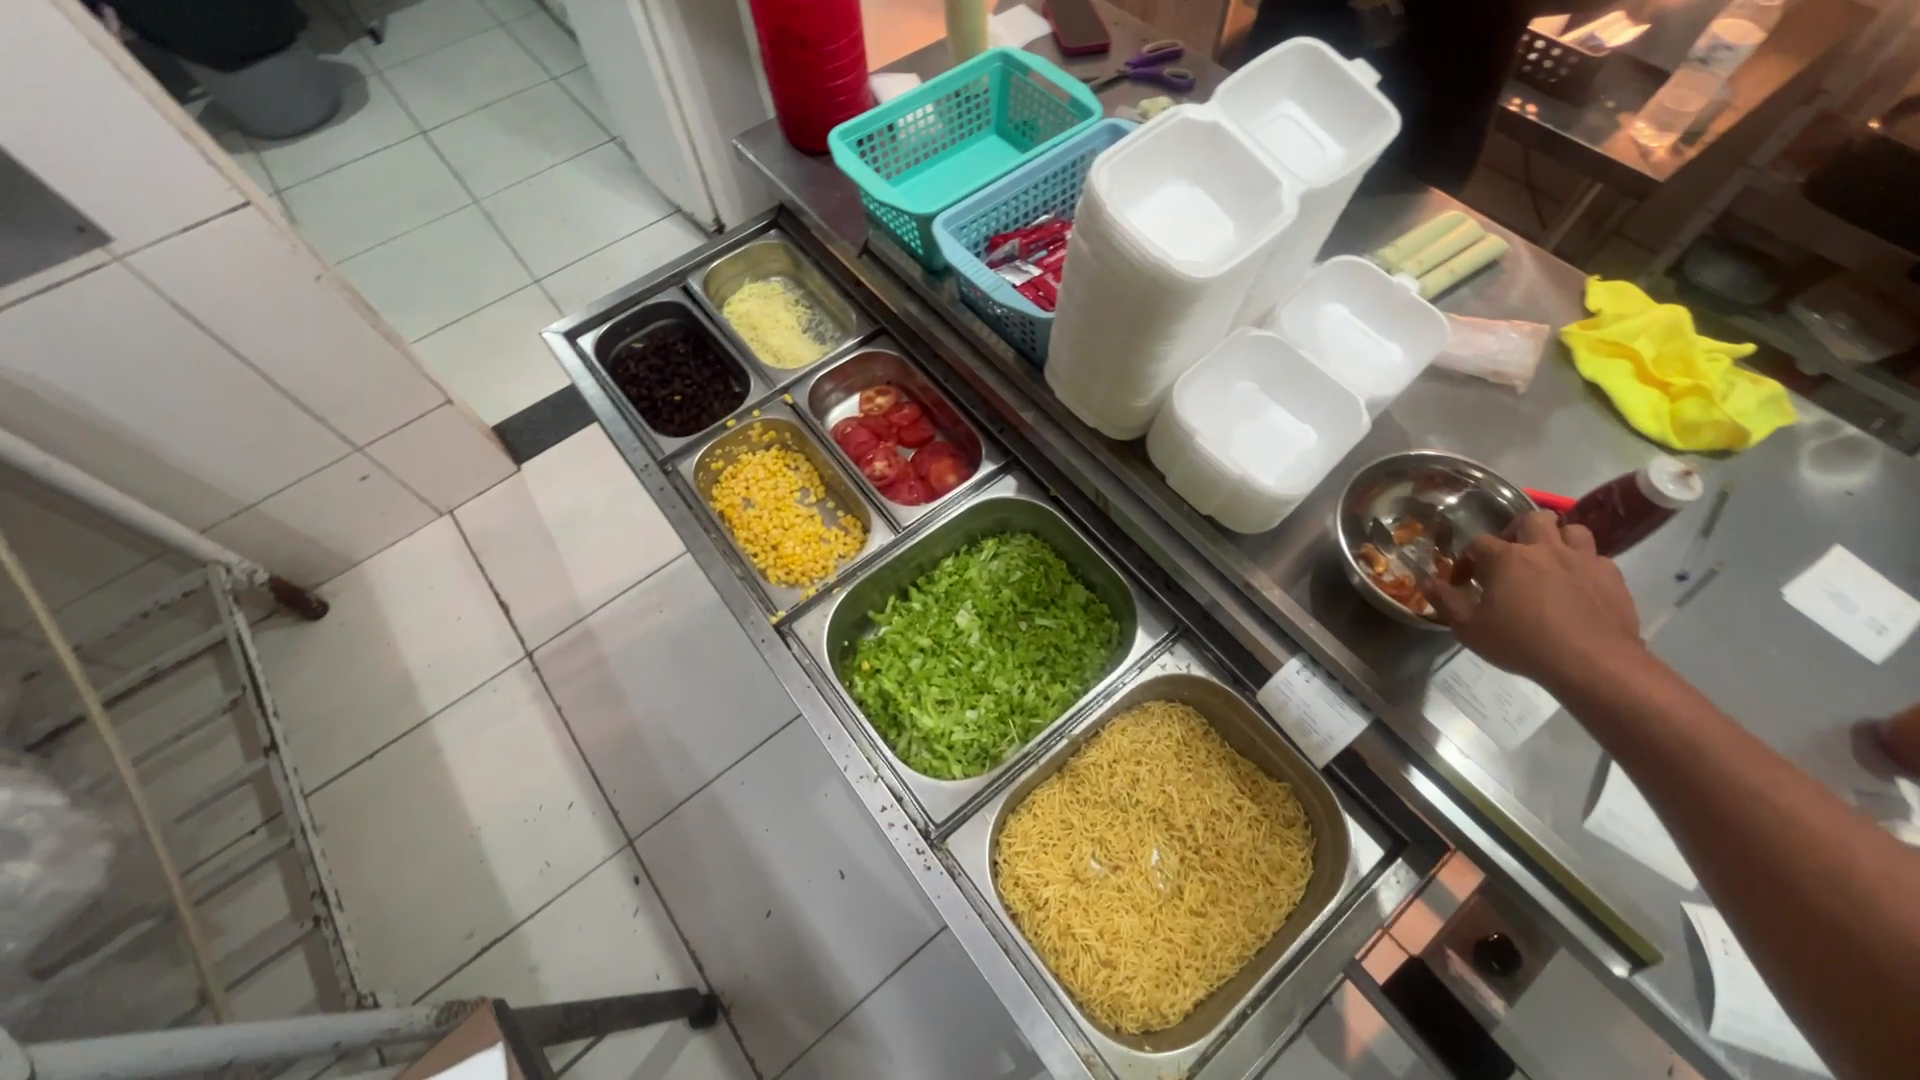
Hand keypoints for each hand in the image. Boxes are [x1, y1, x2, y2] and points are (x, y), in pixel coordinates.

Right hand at [1424, 511, 1644, 686]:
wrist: (1591, 662)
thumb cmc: (1522, 644)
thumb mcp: (1470, 629)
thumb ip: (1446, 602)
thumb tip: (1427, 582)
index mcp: (1507, 558)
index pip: (1479, 543)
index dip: (1467, 559)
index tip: (1464, 581)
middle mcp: (1546, 549)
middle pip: (1531, 519)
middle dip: (1518, 531)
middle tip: (1511, 555)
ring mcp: (1583, 560)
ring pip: (1572, 530)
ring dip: (1558, 540)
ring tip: (1549, 562)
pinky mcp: (1612, 577)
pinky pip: (1598, 559)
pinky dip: (1585, 566)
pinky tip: (1579, 585)